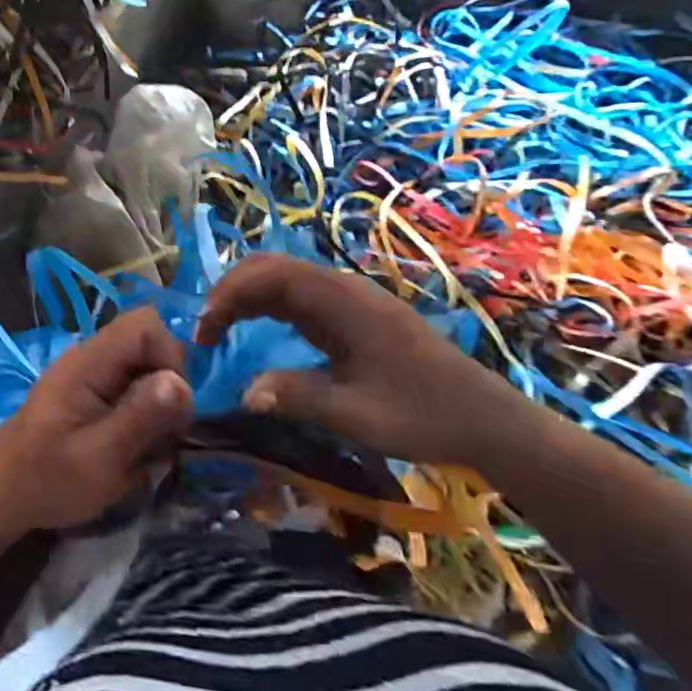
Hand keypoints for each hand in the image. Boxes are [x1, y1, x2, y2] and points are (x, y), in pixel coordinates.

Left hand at [0, 307, 193, 537]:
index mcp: (88, 362)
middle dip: (167, 388)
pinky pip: (129, 392)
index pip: (145, 325)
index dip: (170, 357)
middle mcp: (88, 359)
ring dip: (155, 409)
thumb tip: (182, 382)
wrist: (0, 497)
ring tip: (143, 450)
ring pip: (143, 371)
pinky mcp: (88, 396)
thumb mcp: (101, 456)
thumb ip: (142, 416)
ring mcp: (87, 376)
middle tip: (160, 435)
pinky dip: (140, 419)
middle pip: (149, 346)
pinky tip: (129, 452)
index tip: (172, 406)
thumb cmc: (48, 480)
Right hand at [195, 254, 537, 465]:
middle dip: (230, 290)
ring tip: (217, 330)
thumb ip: (297, 396)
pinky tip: (250, 330)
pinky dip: (263, 307)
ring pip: (281, 279)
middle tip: (203, 329)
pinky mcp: (350, 315)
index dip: (229, 295)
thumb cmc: (425, 416)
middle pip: (272, 268)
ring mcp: (347, 300)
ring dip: (244, 296)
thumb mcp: (358, 414)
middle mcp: (343, 290)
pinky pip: (295, 296)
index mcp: (345, 303)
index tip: (203, 330)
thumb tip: (242, 393)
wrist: (488, 423)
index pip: (272, 276)